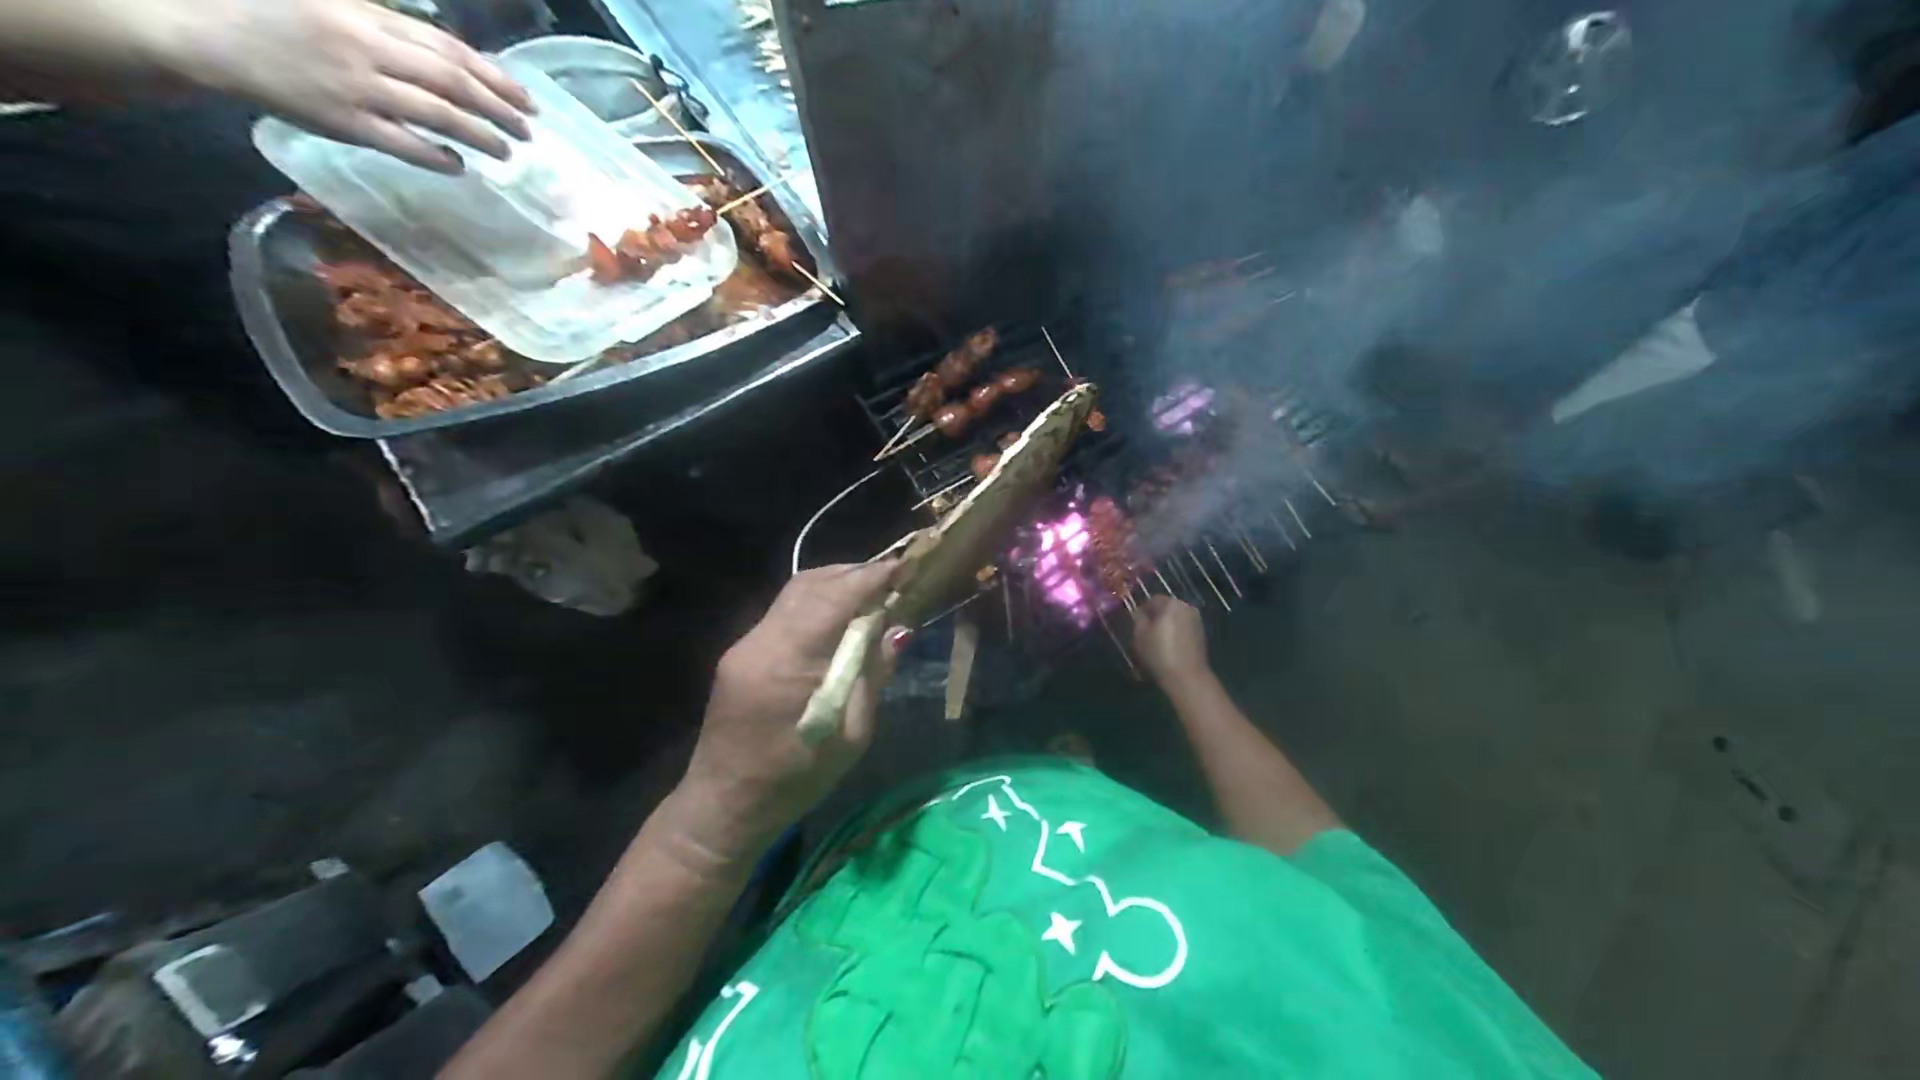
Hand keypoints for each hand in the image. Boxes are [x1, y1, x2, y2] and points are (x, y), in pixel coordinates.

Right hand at [152, 0, 532, 172]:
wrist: (209, 32)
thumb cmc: (284, 20)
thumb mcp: (342, 9)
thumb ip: (396, 31)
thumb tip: (460, 64)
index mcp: (370, 18)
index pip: (451, 50)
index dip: (496, 78)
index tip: (527, 101)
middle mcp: (368, 50)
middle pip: (453, 83)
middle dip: (499, 110)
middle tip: (528, 131)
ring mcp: (357, 88)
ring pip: (437, 115)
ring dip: (479, 136)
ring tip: (506, 152)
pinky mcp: (343, 122)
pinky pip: (404, 144)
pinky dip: (437, 156)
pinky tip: (460, 164)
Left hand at [679, 562, 904, 861]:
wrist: (723, 806)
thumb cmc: (794, 781)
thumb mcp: (850, 737)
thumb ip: (873, 676)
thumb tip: (898, 630)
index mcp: (786, 663)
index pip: (832, 599)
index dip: (870, 578)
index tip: (904, 566)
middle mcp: (760, 642)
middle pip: (808, 585)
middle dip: (853, 573)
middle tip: (893, 577)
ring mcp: (746, 644)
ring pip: (794, 593)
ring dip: (834, 584)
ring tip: (872, 592)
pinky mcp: (743, 653)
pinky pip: (785, 612)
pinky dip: (817, 603)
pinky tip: (841, 618)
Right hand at [1132, 595, 1211, 689]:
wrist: (1187, 677)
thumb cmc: (1159, 653)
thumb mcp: (1140, 634)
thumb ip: (1138, 618)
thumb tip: (1140, 613)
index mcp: (1172, 603)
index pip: (1152, 599)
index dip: (1142, 611)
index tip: (1135, 624)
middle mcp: (1187, 608)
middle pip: (1166, 609)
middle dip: (1155, 619)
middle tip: (1144, 634)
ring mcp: (1197, 622)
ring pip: (1175, 620)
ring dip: (1165, 628)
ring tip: (1155, 644)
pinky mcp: (1201, 636)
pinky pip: (1183, 630)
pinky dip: (1175, 635)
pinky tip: (1168, 650)